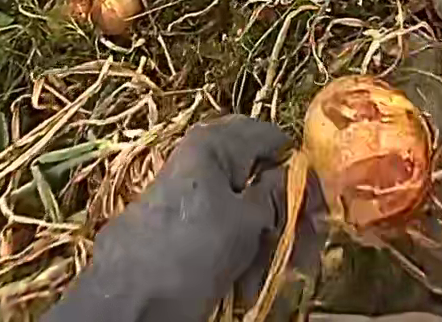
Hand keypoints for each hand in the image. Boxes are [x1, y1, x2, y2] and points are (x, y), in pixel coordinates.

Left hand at [43, 116, 322, 321]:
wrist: (122, 305)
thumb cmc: (186, 253)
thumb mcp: (244, 224)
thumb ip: (277, 195)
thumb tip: (301, 174)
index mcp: (214, 142)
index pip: (272, 137)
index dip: (298, 170)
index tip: (319, 208)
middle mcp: (202, 158)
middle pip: (260, 176)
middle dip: (283, 215)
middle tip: (303, 252)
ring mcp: (191, 193)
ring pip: (245, 209)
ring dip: (264, 243)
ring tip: (266, 278)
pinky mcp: (183, 225)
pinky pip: (224, 230)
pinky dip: (240, 255)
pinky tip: (244, 286)